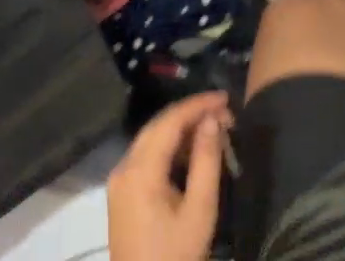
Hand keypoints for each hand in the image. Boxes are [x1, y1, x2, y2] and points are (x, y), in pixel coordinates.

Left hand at [108, 91, 231, 260]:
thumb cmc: (177, 254)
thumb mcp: (200, 210)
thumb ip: (206, 161)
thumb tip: (212, 120)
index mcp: (139, 170)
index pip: (169, 121)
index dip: (198, 104)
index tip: (225, 98)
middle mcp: (123, 167)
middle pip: (158, 126)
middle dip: (191, 114)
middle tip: (224, 114)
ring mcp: (119, 181)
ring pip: (151, 140)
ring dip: (181, 131)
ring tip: (214, 130)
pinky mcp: (122, 193)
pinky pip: (146, 157)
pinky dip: (169, 148)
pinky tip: (191, 153)